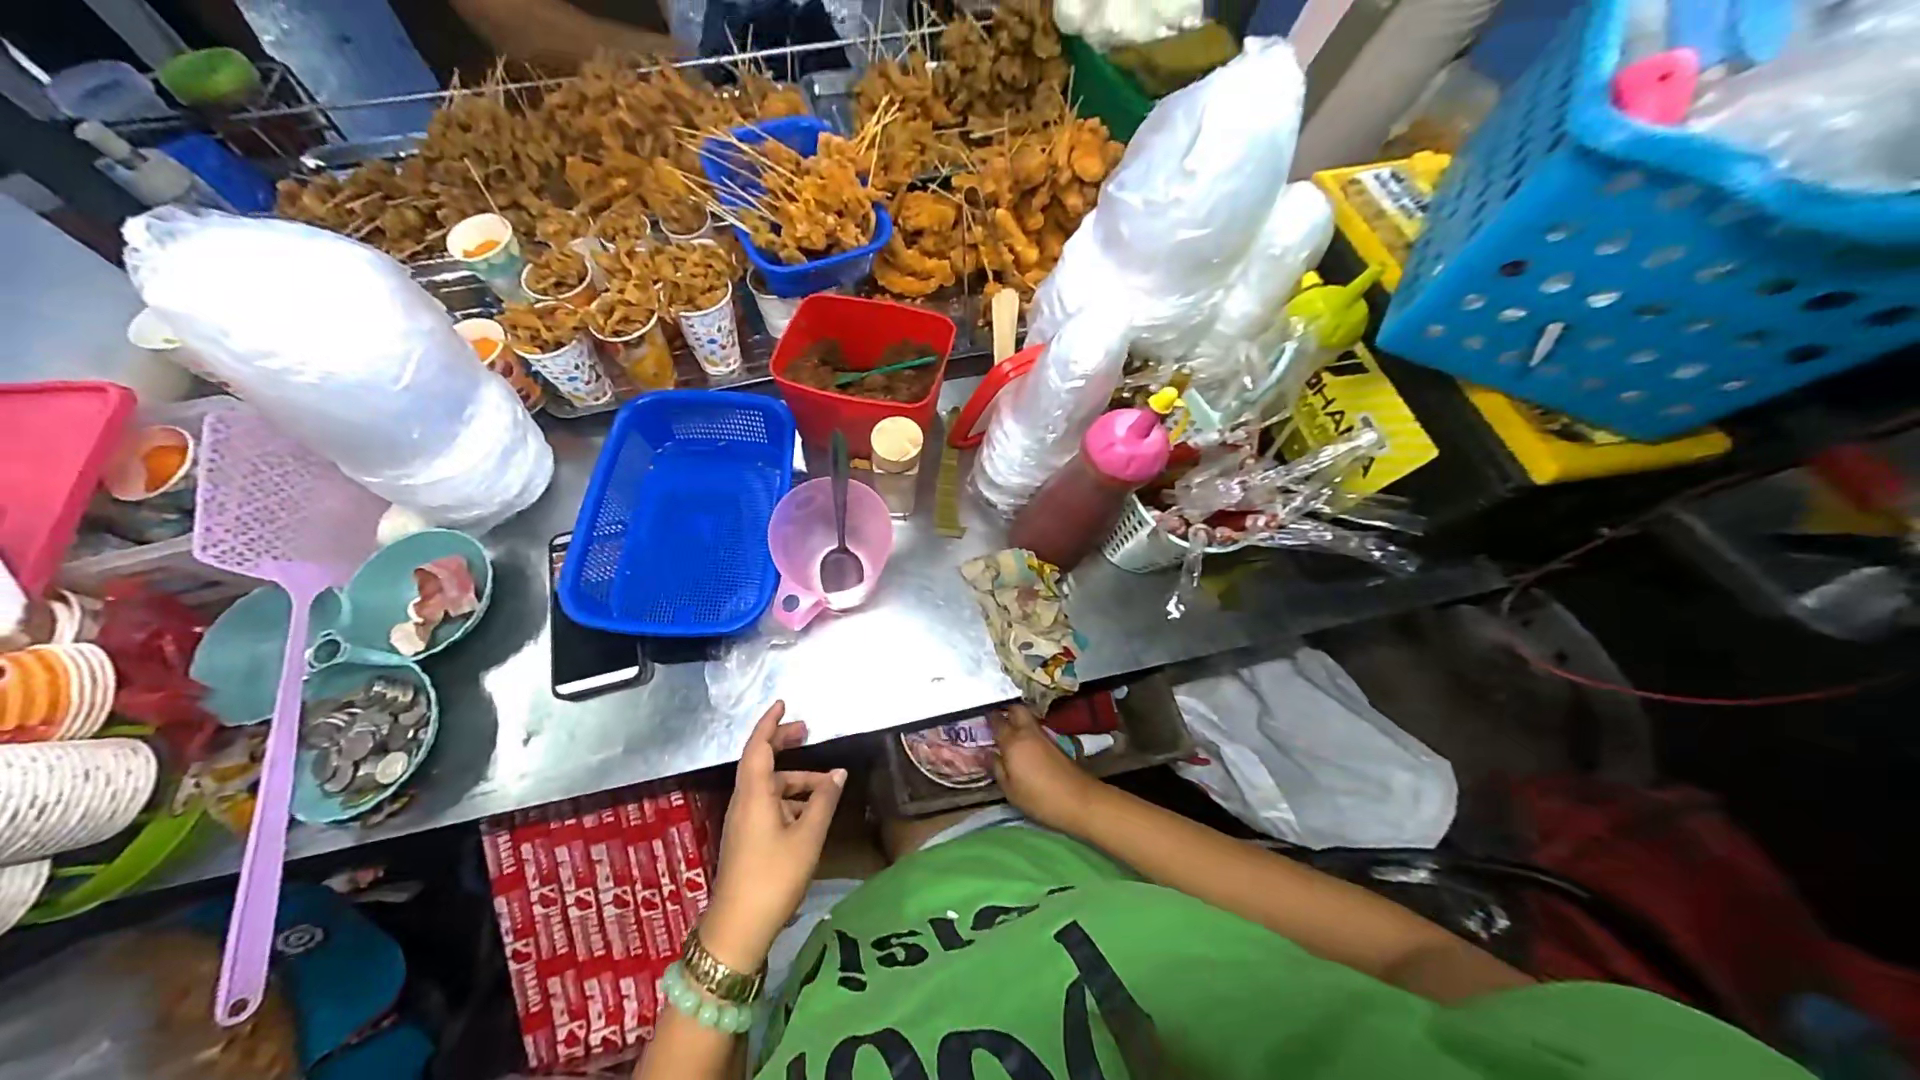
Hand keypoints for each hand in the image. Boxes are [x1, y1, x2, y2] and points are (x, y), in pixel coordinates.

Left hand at [702, 701, 844, 972]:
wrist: (738, 928)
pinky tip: (812, 812)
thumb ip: (823, 801)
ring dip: (795, 779)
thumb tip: (838, 773)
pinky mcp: (747, 839)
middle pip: (761, 762)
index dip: (769, 723)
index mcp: (753, 794)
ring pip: (769, 787)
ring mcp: (743, 821)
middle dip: (783, 743)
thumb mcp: (807, 837)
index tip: (783, 704)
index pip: (758, 747)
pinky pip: (769, 805)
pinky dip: (790, 799)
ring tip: (827, 786)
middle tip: (807, 730)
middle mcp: (744, 801)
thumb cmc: (774, 876)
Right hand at [988, 705, 1102, 834]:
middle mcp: (1028, 732)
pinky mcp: (1056, 744)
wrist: (1080, 800)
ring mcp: (1045, 736)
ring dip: (1018, 719)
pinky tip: (1024, 744)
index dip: (987, 718)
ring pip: (1028, 718)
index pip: (997, 721)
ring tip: (1009, 732)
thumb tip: (983, 752)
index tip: (980, 719)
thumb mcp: (1010, 789)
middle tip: (997, 720)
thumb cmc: (1038, 797)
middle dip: (1006, 710)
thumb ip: (996, 767)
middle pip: (1017, 709)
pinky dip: (1028, 730)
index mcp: (1013, 741)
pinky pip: (1037, 729)